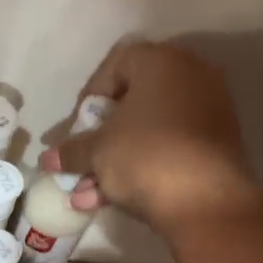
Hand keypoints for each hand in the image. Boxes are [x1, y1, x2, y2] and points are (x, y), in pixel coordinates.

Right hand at [41, 39, 262, 236]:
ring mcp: (207, 108)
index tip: (76, 126)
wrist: (204, 199)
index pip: (117, 63)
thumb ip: (71, 151)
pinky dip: (139, 166)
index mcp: (161, 63)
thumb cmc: (144, 157)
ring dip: (114, 158)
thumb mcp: (96, 152)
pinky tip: (111, 197)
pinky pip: (167, 146)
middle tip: (81, 159)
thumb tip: (48, 158)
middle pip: (133, 99)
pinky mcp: (214, 142)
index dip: (89, 94)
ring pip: (148, 129)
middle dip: (100, 133)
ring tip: (87, 192)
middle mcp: (190, 75)